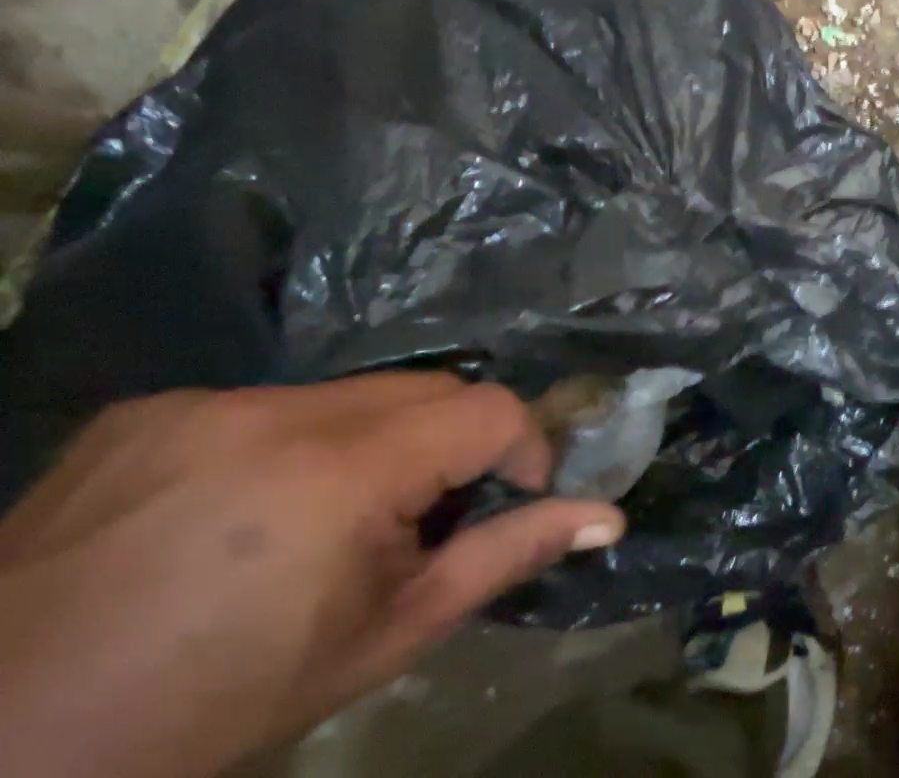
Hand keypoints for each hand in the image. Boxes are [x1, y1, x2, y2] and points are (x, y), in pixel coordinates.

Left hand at [0, 374, 624, 777]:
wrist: (0, 741)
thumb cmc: (224, 700)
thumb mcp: (390, 634)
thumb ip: (506, 555)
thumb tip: (607, 515)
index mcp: (337, 471)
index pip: (487, 407)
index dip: (523, 450)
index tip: (507, 502)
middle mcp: (271, 410)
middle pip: (426, 388)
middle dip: (455, 442)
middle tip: (427, 520)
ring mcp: (198, 402)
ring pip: (350, 393)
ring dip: (376, 442)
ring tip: (330, 523)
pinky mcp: (145, 409)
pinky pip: (269, 404)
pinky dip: (295, 444)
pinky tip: (248, 513)